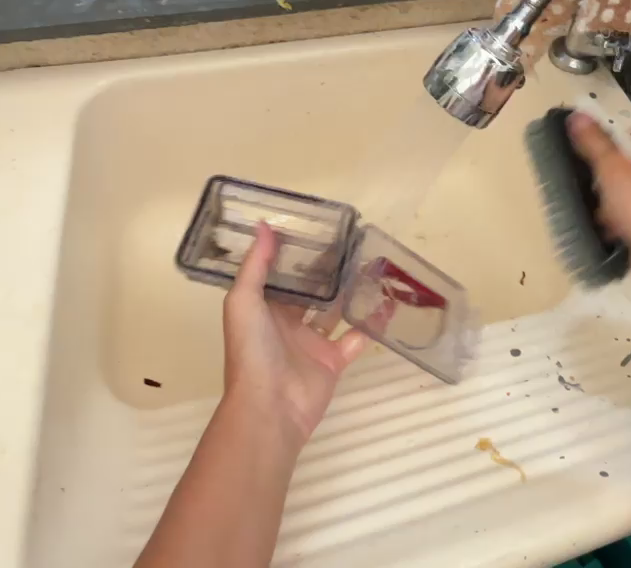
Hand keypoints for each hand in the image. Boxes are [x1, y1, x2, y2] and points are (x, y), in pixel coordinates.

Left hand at [222, 223, 369, 449]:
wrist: (270, 406)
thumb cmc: (252, 349)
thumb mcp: (243, 300)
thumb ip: (256, 264)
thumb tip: (264, 225)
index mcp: (265, 308)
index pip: (282, 274)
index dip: (296, 253)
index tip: (318, 228)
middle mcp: (288, 323)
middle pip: (311, 291)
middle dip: (328, 270)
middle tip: (352, 243)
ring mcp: (312, 343)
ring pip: (335, 311)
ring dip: (351, 291)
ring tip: (371, 265)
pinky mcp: (333, 361)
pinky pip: (355, 338)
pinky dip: (371, 323)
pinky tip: (387, 303)